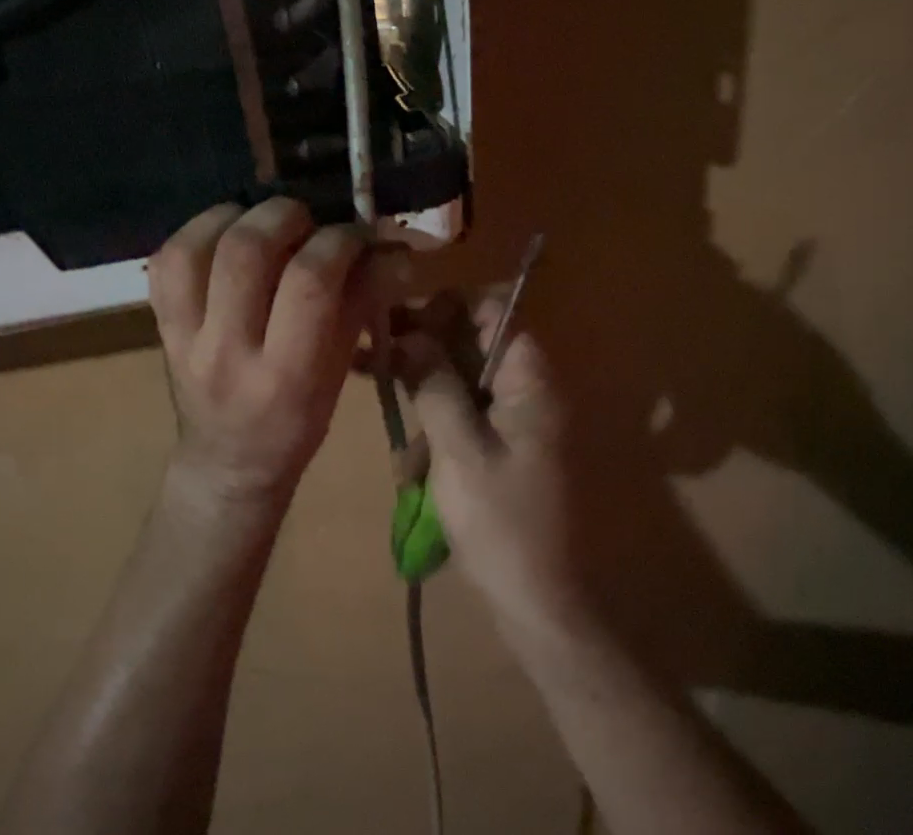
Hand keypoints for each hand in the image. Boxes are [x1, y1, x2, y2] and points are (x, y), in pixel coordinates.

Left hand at [149, 199, 392, 506]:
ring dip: (238, 217)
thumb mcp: (339, 373)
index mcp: (285, 376)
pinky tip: (226, 235)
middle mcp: (228, 353)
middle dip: (285, 216)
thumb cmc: (296, 423)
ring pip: (196, 247)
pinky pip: (166, 260)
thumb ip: (361, 303)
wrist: (227, 461)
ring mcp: (184, 338)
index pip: (310, 282)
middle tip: (307, 224)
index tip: (356, 237)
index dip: (339, 242)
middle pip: (246, 252)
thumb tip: (389, 244)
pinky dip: (197, 232)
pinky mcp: (160, 325)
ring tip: (264, 224)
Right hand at [389, 296, 584, 625]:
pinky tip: (411, 469)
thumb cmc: (502, 522)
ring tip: (385, 417)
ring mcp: (517, 426)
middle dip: (423, 355)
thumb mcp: (459, 449)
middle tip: (371, 363)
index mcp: (530, 380)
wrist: (541, 603)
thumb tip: (410, 330)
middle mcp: (528, 393)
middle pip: (473, 347)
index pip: (493, 312)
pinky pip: (465, 425)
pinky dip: (438, 436)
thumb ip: (434, 384)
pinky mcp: (503, 456)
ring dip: (424, 400)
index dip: (444, 309)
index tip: (396, 323)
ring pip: (463, 387)